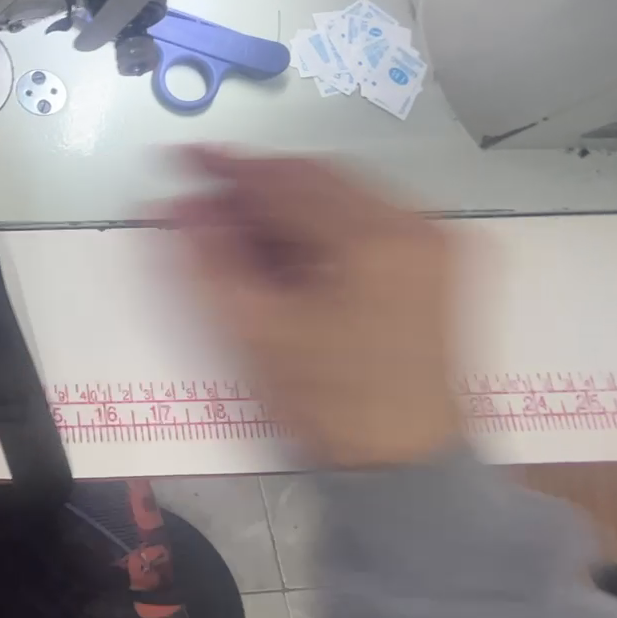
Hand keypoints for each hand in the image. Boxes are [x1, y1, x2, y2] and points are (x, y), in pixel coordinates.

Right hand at [161, 147, 461, 467]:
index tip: (180, 157)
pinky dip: (317, 221)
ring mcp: (439, 241)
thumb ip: (208, 255)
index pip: (284, 180)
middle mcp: (419, 225)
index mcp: (374, 240)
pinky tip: (284, 246)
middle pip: (318, 177)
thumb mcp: (250, 325)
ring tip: (237, 229)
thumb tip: (176, 203)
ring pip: (342, 193)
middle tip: (202, 200)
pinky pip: (366, 216)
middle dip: (254, 183)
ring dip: (284, 201)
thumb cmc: (323, 398)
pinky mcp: (440, 259)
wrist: (403, 460)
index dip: (225, 165)